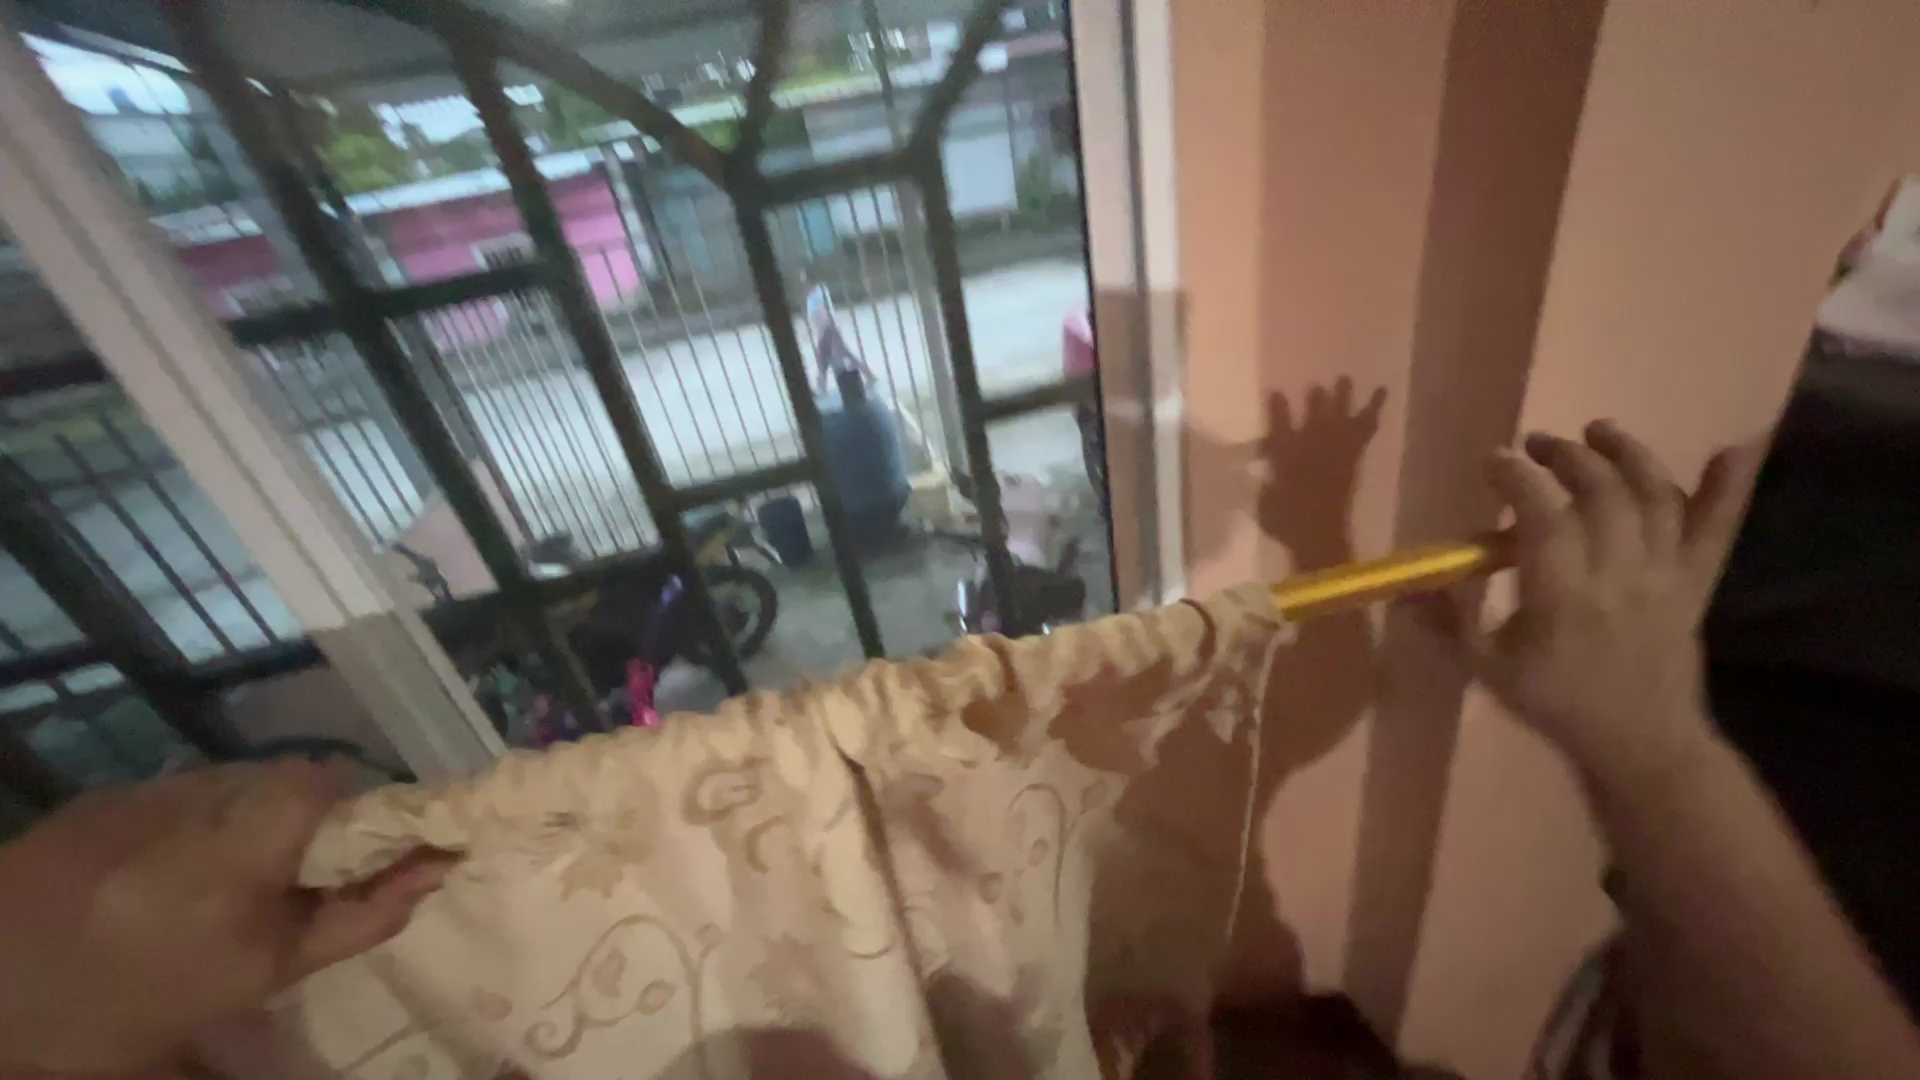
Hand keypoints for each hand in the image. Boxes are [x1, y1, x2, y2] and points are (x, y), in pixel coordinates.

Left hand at [0, 761, 456, 1078]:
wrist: (11, 1022)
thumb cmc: (165, 999)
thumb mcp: (275, 970)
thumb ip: (369, 913)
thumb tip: (447, 858)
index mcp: (222, 867)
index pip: (310, 779)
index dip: (339, 794)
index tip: (343, 830)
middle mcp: (169, 819)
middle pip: (274, 774)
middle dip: (295, 806)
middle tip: (287, 852)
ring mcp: (119, 803)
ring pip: (228, 776)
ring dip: (243, 806)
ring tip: (222, 857)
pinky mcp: (89, 800)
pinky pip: (177, 785)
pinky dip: (191, 811)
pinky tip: (167, 855)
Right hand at [1257, 378, 1387, 566]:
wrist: (1320, 537)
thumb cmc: (1285, 522)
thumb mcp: (1265, 501)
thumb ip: (1264, 480)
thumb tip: (1265, 467)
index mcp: (1286, 459)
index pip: (1280, 427)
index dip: (1278, 409)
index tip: (1276, 391)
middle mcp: (1313, 450)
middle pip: (1314, 419)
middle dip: (1315, 402)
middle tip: (1315, 384)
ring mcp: (1336, 452)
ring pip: (1340, 419)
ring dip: (1342, 399)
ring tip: (1345, 378)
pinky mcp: (1353, 457)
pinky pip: (1364, 429)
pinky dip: (1373, 409)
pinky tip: (1380, 392)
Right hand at [1415, 421, 1761, 787]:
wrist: (1640, 740)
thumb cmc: (1554, 702)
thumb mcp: (1485, 668)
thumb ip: (1448, 623)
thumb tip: (1403, 591)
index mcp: (1563, 596)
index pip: (1544, 517)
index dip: (1518, 480)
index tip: (1493, 460)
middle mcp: (1619, 576)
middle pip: (1601, 495)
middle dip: (1567, 457)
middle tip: (1536, 444)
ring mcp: (1663, 576)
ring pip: (1655, 499)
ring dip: (1627, 456)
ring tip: (1597, 430)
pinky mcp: (1694, 584)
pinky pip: (1716, 531)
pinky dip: (1728, 489)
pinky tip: (1734, 449)